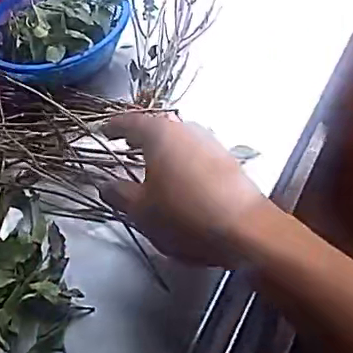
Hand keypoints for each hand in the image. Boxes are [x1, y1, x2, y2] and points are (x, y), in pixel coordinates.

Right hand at [101, 112, 277, 268]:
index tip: (105, 132)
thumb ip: (118, 194)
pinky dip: (181, 162)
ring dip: (162, 150)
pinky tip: (179, 181)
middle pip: (156, 127)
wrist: (247, 231)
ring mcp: (210, 142)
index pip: (129, 121)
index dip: (114, 127)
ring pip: (177, 140)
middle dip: (139, 138)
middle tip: (125, 147)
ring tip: (150, 167)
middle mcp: (185, 129)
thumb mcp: (141, 210)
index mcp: (159, 133)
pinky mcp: (227, 160)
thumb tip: (106, 186)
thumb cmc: (187, 215)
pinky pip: (195, 154)